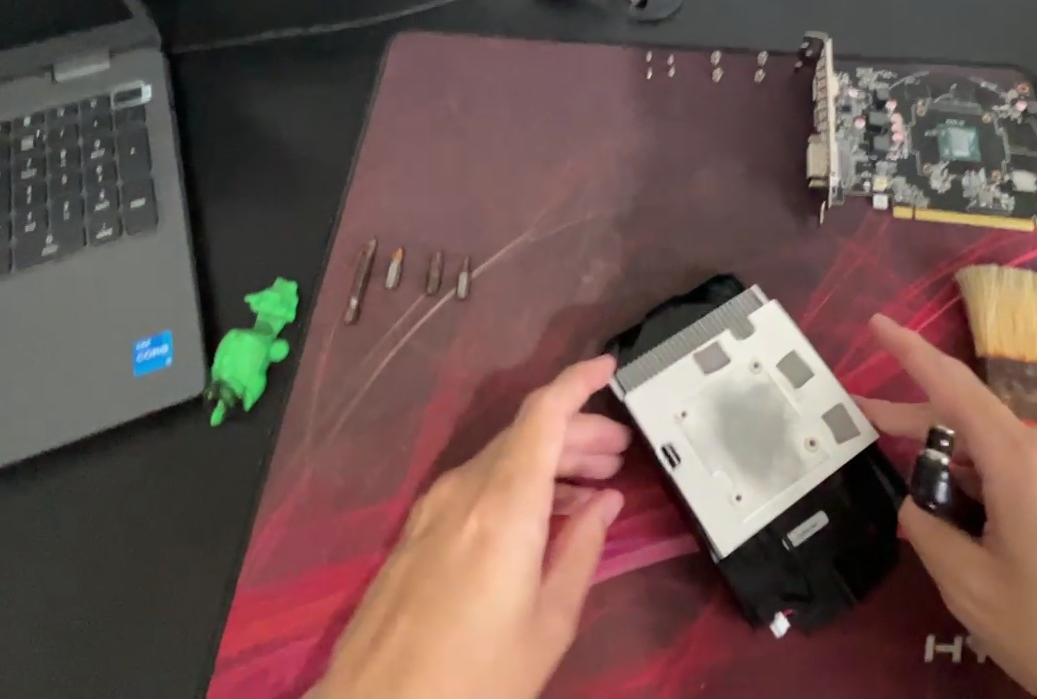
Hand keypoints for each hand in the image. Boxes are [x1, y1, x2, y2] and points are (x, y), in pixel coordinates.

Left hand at [310, 356, 629, 698]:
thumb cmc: (474, 679)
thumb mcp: (548, 622)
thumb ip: (582, 550)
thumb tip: (606, 503)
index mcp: (505, 506)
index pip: (544, 414)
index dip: (578, 381)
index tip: (608, 368)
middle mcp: (466, 490)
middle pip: (528, 433)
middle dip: (578, 432)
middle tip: (618, 454)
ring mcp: (435, 507)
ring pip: (503, 456)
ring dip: (550, 458)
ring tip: (592, 484)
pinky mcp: (419, 528)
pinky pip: (479, 483)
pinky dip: (518, 482)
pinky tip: (542, 514)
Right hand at [855, 316, 1036, 698]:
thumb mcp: (973, 588)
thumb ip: (927, 531)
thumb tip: (916, 505)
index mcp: (1022, 461)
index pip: (953, 387)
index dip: (908, 350)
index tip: (876, 324)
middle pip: (971, 418)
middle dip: (917, 422)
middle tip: (868, 425)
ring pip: (998, 446)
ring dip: (956, 461)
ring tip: (926, 498)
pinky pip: (1027, 466)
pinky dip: (988, 477)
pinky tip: (975, 515)